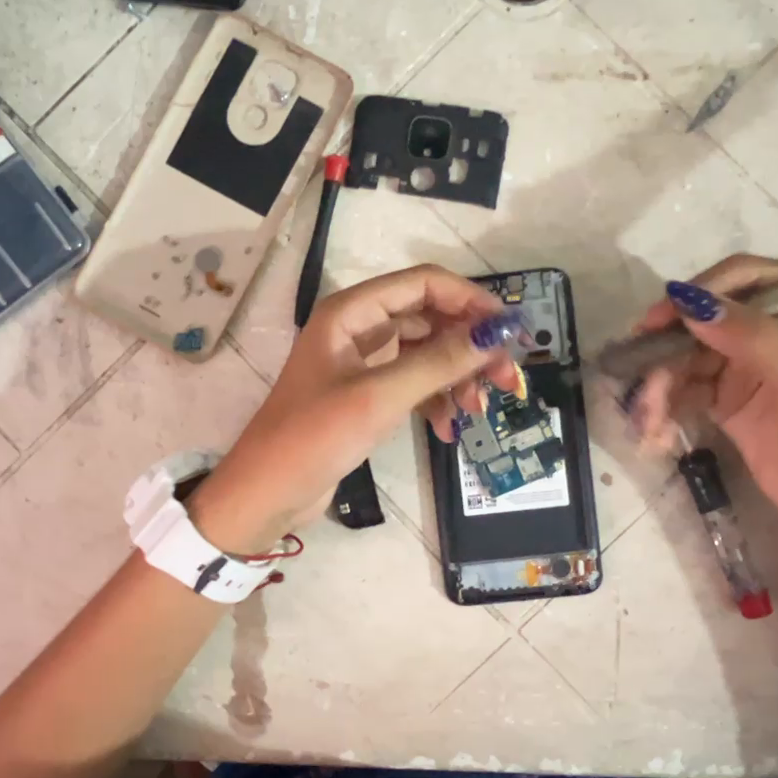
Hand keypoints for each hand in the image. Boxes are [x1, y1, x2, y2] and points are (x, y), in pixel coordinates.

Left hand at [189, 265, 518, 553]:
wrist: (266, 493)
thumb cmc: (314, 438)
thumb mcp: (379, 397)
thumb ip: (439, 362)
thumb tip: (498, 331)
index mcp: (351, 312)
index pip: (424, 283)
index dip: (471, 300)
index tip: (511, 331)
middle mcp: (356, 328)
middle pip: (430, 318)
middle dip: (470, 345)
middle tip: (506, 381)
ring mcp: (360, 363)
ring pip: (424, 354)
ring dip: (456, 377)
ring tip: (477, 411)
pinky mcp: (363, 396)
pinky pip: (412, 385)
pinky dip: (434, 401)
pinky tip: (446, 429)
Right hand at [628, 255, 777, 522]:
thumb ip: (752, 337)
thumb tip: (687, 299)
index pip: (751, 280)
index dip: (703, 292)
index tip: (660, 319)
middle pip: (709, 321)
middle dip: (670, 348)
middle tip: (635, 370)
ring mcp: (751, 369)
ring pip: (689, 358)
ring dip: (661, 384)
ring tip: (646, 418)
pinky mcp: (729, 404)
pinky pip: (685, 392)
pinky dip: (664, 408)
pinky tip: (653, 432)